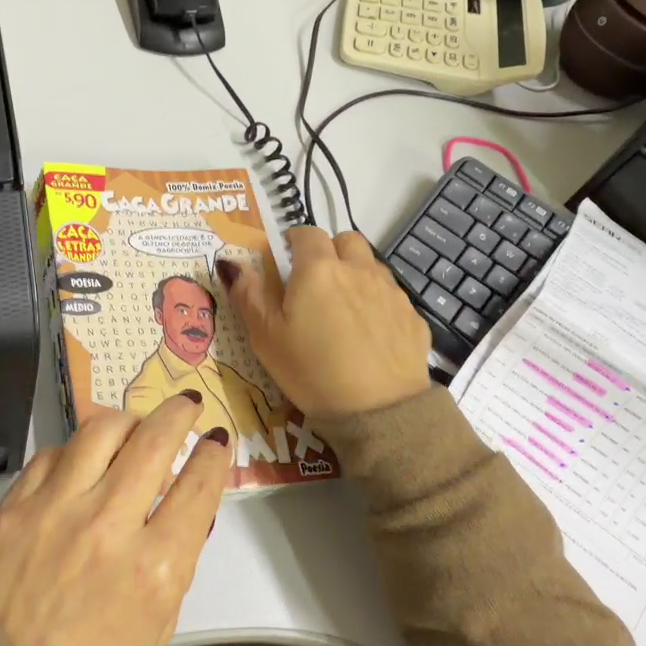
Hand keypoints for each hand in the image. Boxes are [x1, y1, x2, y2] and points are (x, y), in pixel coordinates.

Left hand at [0, 394, 230, 645]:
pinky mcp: (15, 507)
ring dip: (128, 420)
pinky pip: (54, 453)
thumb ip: (179, 549)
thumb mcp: (164, 615)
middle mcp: (106, 528)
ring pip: (100, 430)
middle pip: (152, 441)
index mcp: (154, 567)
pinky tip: (86, 462)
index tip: (216, 440)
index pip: (198, 484)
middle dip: (178, 414)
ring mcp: (54, 511)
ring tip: (136, 426)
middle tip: (186, 406)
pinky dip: (77, 450)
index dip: (214, 453)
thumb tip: (189, 488)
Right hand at [217, 228, 432, 418]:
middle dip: (330, 250)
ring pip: (371, 266)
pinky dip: (377, 304)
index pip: (307, 233)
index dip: (295, 240)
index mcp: (318, 270)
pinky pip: (392, 297)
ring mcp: (391, 293)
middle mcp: (358, 270)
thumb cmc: (311, 371)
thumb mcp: (265, 338)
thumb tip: (232, 263)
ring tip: (343, 309)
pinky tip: (369, 334)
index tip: (286, 259)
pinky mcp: (413, 317)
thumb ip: (249, 295)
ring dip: (355, 274)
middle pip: (347, 240)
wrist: (378, 412)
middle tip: (316, 281)